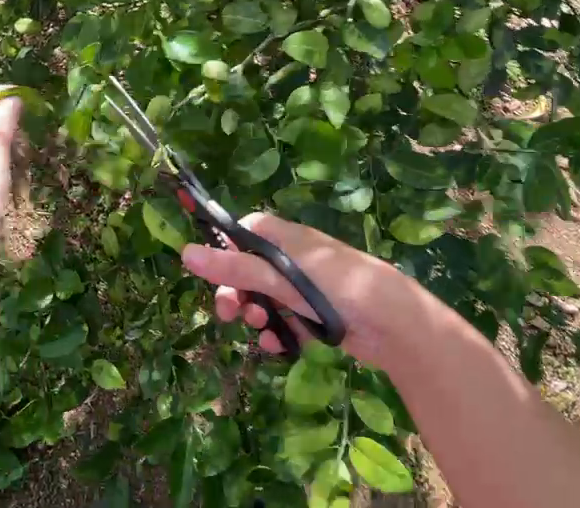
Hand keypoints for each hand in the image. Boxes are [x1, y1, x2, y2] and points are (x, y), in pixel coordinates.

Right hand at [182, 212, 403, 360]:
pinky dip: (278, 332)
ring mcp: (306, 288)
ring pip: (267, 300)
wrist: (395, 323)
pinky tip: (276, 345)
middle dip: (236, 293)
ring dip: (256, 315)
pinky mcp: (317, 316)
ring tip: (261, 330)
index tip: (214, 274)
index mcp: (283, 237)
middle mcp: (293, 258)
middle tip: (229, 314)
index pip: (243, 233)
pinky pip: (287, 322)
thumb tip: (185, 252)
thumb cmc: (334, 286)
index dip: (225, 252)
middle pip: (250, 271)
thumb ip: (233, 268)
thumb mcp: (279, 276)